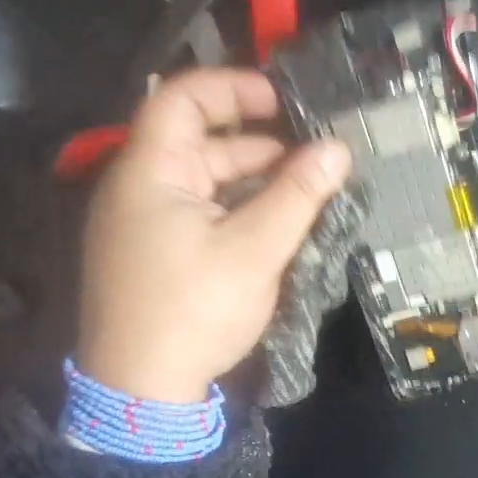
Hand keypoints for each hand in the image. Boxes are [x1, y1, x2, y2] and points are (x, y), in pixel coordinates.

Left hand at [77, 68, 350, 402]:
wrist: (140, 389)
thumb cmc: (194, 310)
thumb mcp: (254, 251)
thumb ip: (297, 196)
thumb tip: (338, 148)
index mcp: (151, 170)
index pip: (185, 97)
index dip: (236, 88)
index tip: (287, 102)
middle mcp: (138, 187)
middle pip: (200, 142)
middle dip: (259, 144)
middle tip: (313, 158)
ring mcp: (142, 225)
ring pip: (204, 184)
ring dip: (253, 183)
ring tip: (305, 196)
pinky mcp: (152, 257)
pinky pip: (198, 216)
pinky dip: (236, 213)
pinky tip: (274, 232)